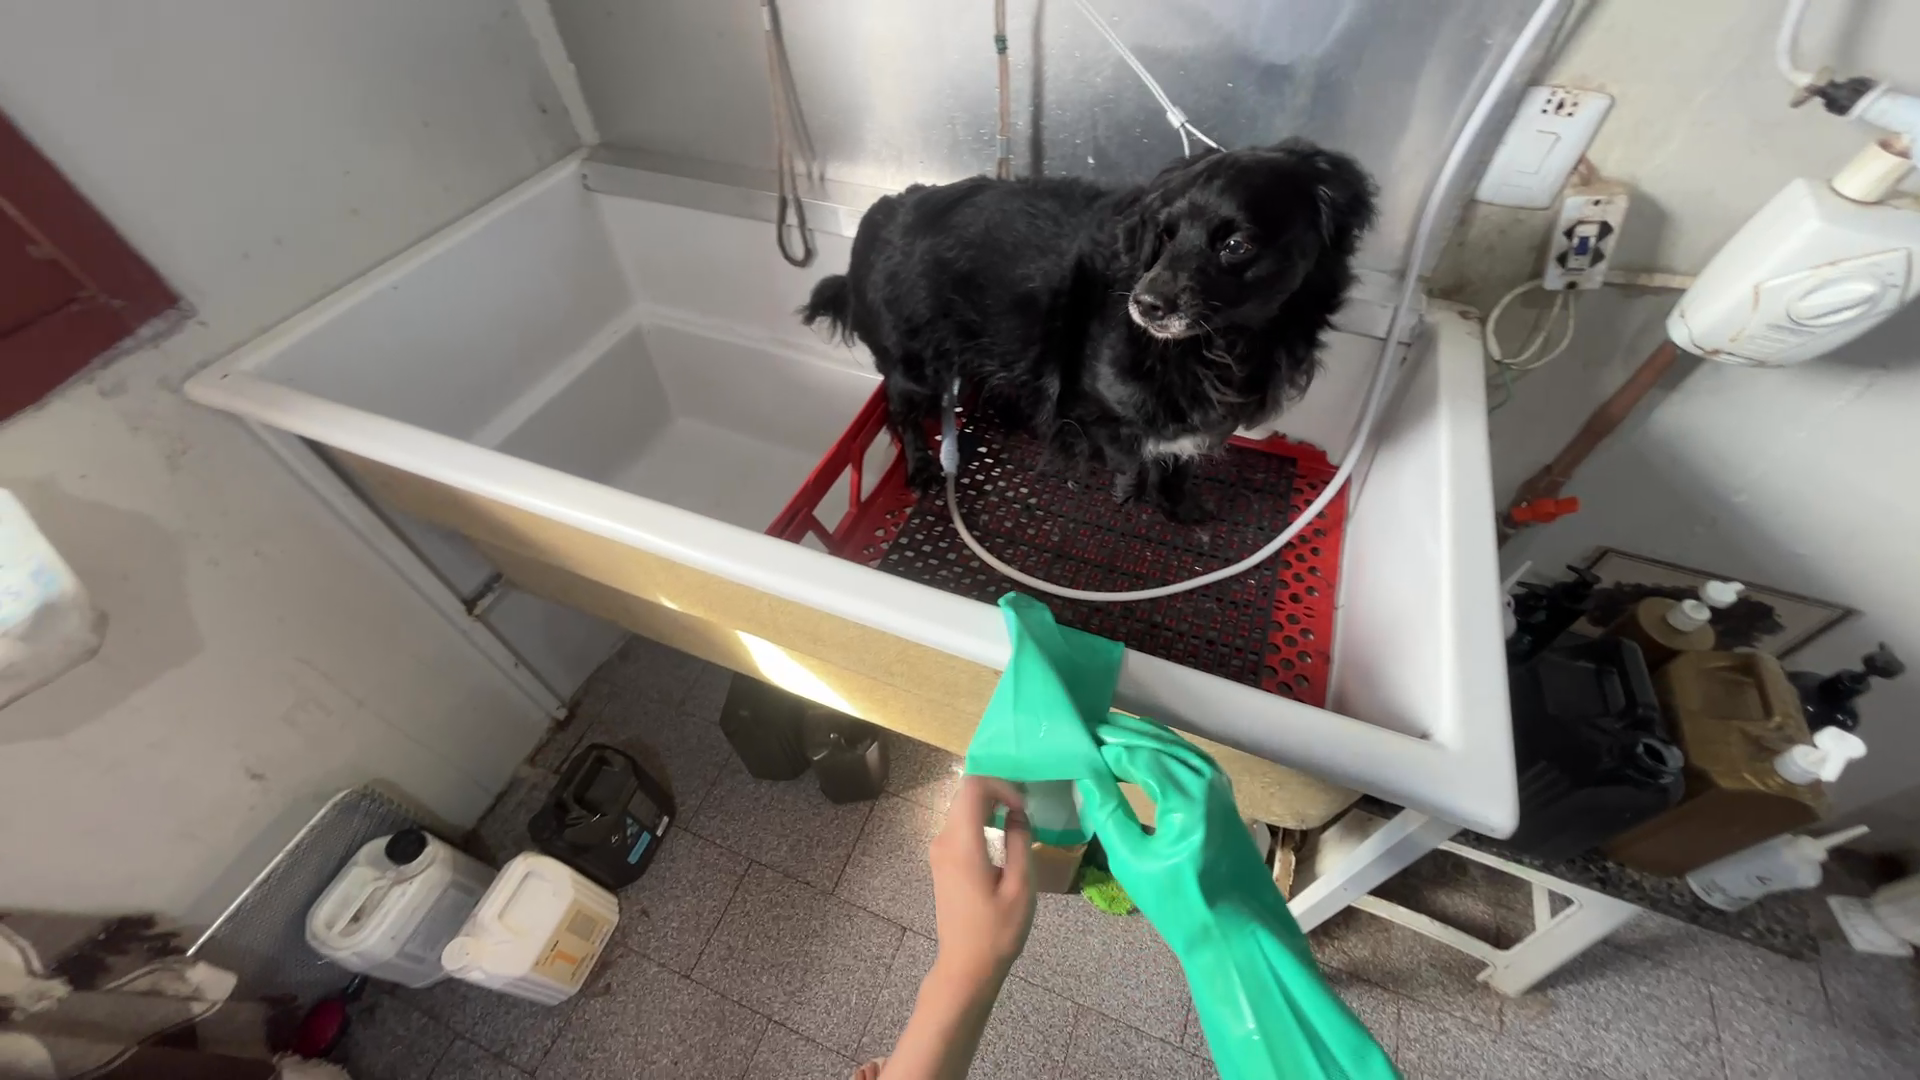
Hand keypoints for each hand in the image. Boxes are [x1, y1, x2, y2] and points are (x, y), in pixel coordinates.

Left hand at [928, 775, 1035, 984]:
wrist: (966, 967)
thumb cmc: (997, 931)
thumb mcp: (1021, 887)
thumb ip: (1020, 842)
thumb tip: (1018, 813)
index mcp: (962, 844)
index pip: (973, 788)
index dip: (1001, 786)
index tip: (1023, 808)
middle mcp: (944, 840)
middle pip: (966, 794)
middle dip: (996, 792)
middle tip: (1024, 810)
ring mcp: (938, 850)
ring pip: (962, 808)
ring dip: (988, 805)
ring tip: (1016, 821)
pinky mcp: (941, 860)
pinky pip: (959, 825)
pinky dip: (980, 819)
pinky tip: (999, 837)